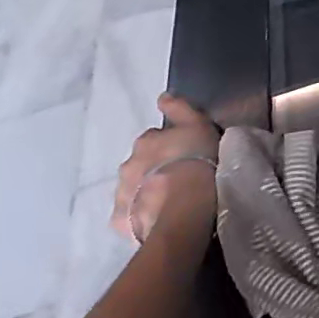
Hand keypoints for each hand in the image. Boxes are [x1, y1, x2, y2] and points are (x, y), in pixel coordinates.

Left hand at [110, 93, 220, 242]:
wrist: (183, 207)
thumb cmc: (195, 161)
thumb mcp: (197, 125)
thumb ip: (179, 109)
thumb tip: (162, 96)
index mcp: (145, 142)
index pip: (153, 139)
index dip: (168, 145)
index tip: (183, 153)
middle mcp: (127, 165)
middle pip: (139, 164)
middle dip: (152, 168)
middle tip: (175, 178)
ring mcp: (121, 194)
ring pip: (132, 189)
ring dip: (145, 191)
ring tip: (167, 202)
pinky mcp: (121, 221)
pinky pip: (129, 217)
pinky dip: (138, 216)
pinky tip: (155, 219)